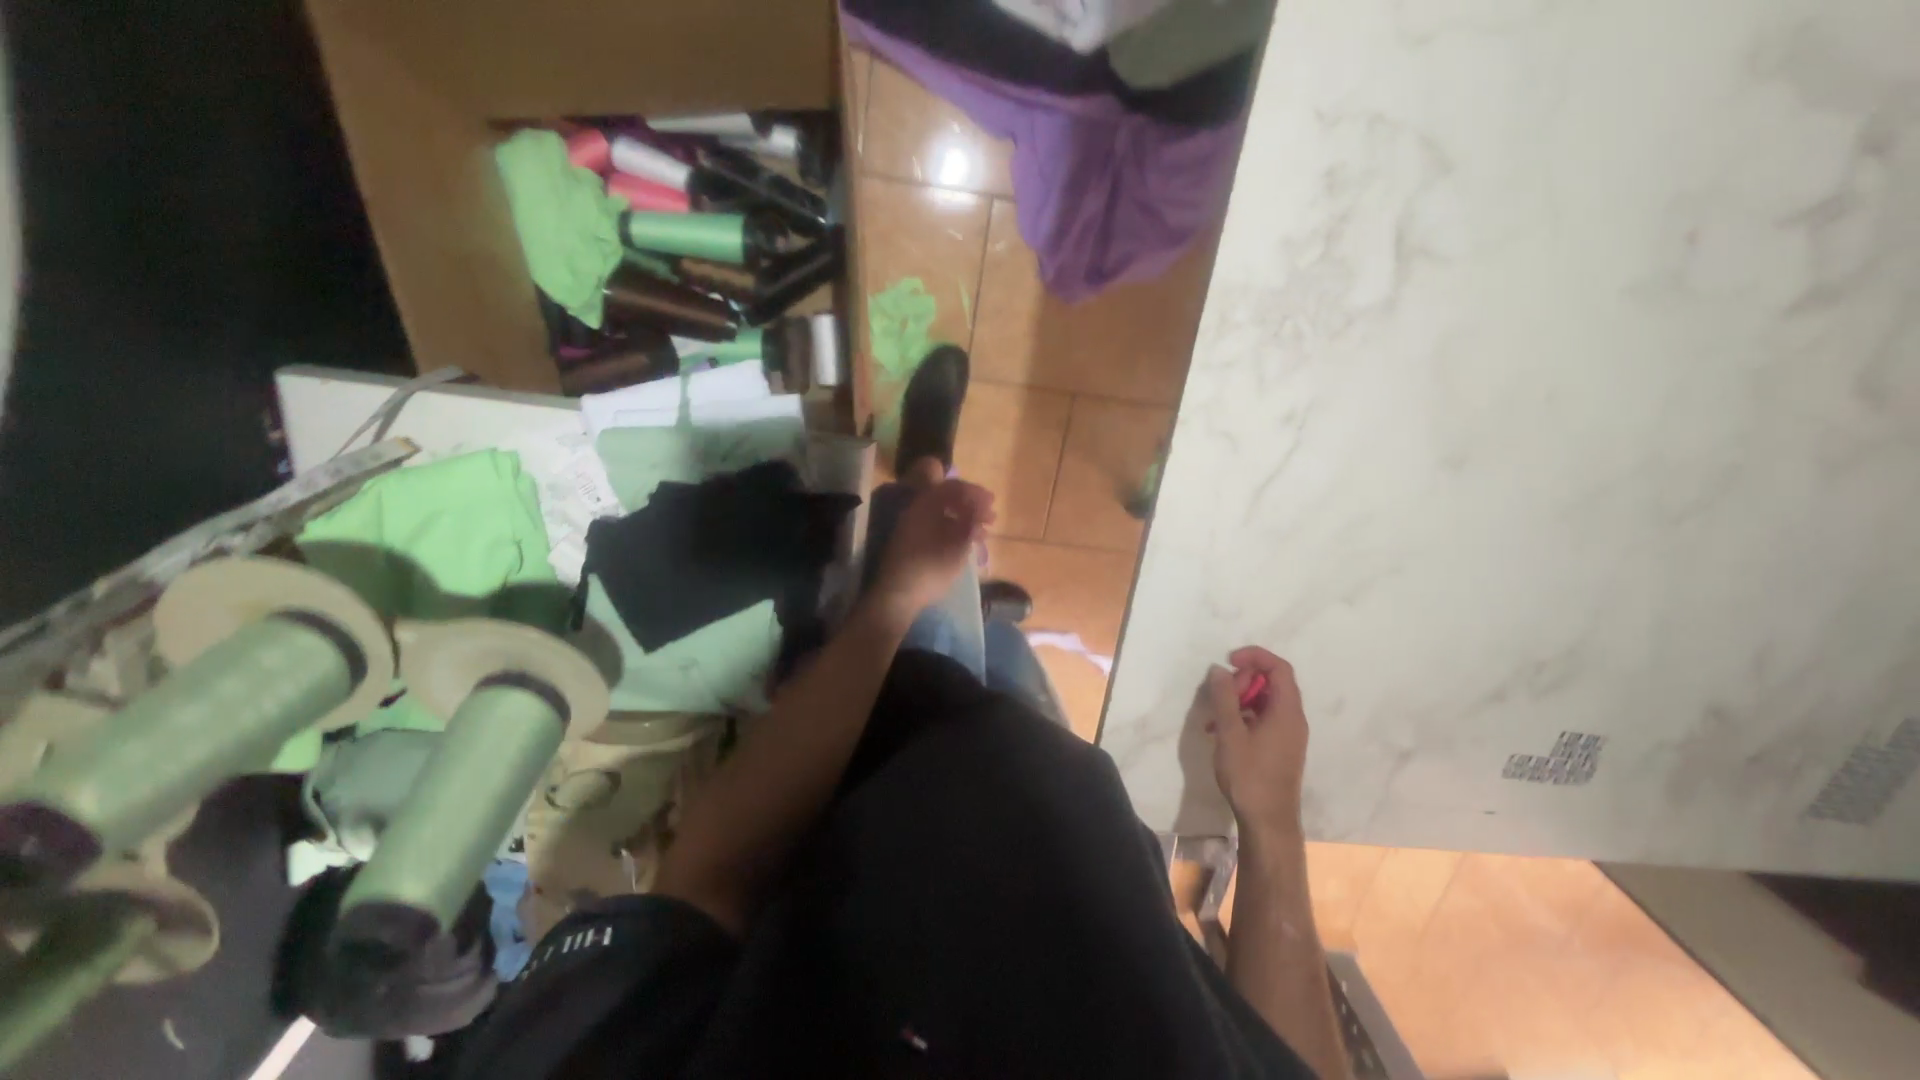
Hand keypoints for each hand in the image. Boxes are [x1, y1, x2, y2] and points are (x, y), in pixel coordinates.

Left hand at [870, 479, 994, 623]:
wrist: (898, 595)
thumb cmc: (932, 567)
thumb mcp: (958, 545)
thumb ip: (971, 522)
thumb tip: (979, 506)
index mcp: (926, 505)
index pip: (953, 487)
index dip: (975, 492)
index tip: (993, 502)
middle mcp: (916, 511)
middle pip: (947, 499)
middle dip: (971, 506)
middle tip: (991, 518)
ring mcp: (912, 527)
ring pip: (942, 515)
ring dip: (965, 520)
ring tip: (983, 535)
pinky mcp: (911, 543)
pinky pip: (936, 528)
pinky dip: (954, 531)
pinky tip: (966, 544)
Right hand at [1203, 646, 1309, 839]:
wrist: (1268, 821)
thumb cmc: (1250, 776)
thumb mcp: (1230, 734)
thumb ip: (1224, 698)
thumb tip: (1219, 670)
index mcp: (1287, 711)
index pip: (1279, 668)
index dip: (1255, 657)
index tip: (1229, 662)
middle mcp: (1294, 719)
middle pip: (1272, 683)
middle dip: (1243, 681)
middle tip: (1220, 697)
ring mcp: (1289, 735)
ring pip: (1265, 702)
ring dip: (1239, 701)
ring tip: (1213, 719)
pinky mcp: (1281, 748)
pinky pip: (1264, 720)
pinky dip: (1243, 718)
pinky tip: (1221, 734)